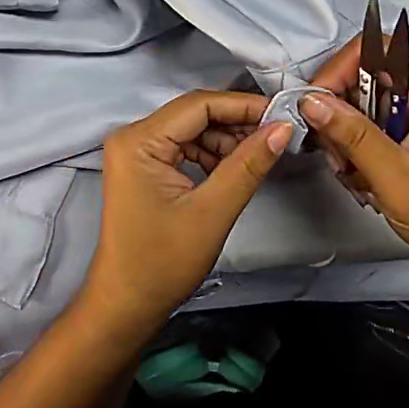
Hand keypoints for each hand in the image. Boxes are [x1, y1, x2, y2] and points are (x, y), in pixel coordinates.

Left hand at [77, 91, 292, 339]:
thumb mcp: (212, 212)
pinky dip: (211, 154)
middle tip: (277, 135)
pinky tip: (234, 168)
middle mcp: (132, 136)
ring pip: (191, 129)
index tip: (281, 114)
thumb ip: (247, 165)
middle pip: (193, 114)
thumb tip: (281, 128)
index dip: (242, 106)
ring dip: (225, 140)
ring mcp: (135, 151)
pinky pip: (183, 147)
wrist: (127, 303)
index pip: (198, 105)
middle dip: (236, 123)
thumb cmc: (162, 262)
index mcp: (139, 140)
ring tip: (260, 155)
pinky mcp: (143, 166)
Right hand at [301, 36, 408, 281]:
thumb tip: (312, 101)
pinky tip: (364, 180)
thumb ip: (355, 137)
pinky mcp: (406, 135)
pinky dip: (353, 152)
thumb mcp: (401, 182)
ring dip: (344, 139)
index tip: (315, 106)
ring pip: (357, 105)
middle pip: (360, 79)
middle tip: (339, 156)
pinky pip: (364, 127)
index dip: (338, 70)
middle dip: (339, 115)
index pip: (375, 52)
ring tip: (355, 176)